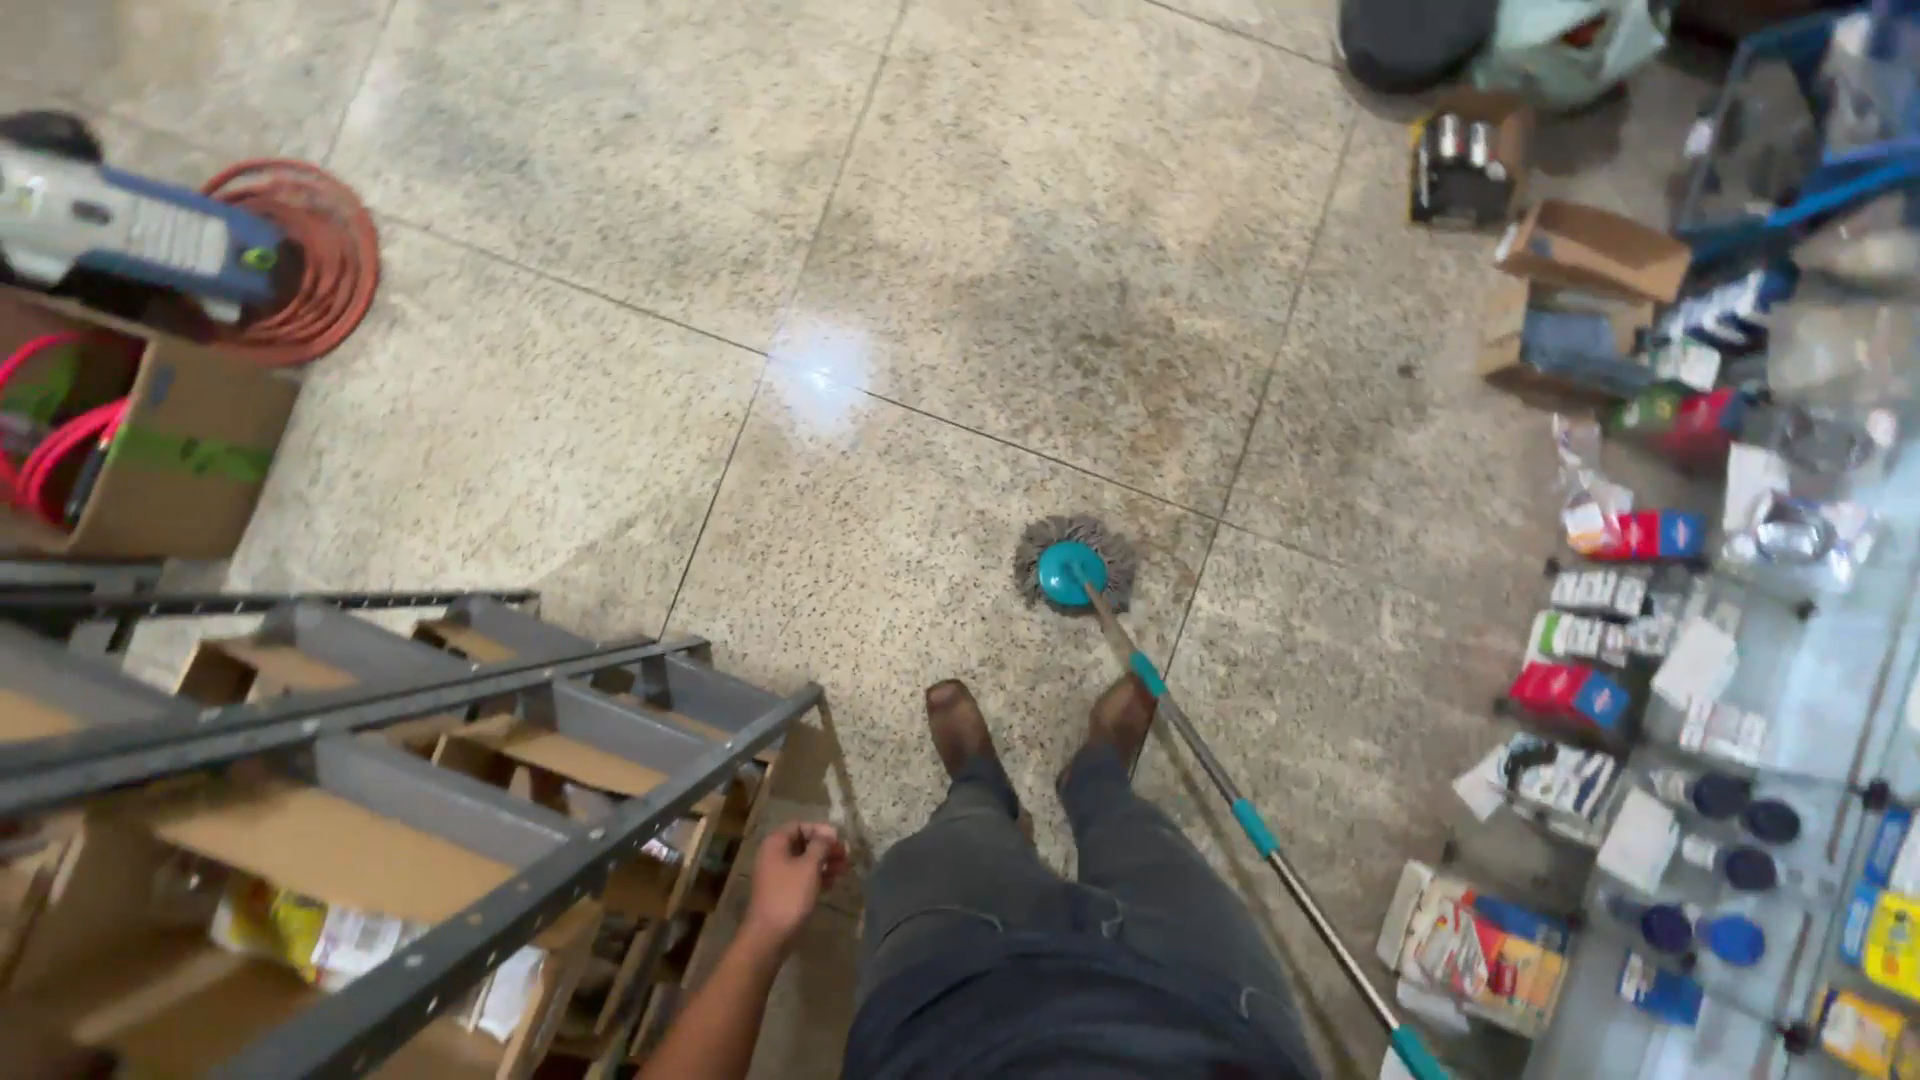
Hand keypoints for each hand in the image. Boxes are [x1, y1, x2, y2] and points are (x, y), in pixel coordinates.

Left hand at [743, 823, 847, 950]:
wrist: (769, 935)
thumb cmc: (790, 895)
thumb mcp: (809, 866)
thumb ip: (821, 846)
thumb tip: (828, 833)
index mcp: (775, 844)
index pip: (799, 826)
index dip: (820, 830)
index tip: (837, 840)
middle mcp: (774, 856)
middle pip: (803, 843)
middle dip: (825, 848)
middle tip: (845, 856)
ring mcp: (777, 875)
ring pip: (804, 861)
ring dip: (824, 863)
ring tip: (844, 870)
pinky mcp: (783, 892)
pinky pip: (802, 877)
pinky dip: (817, 877)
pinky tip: (832, 884)